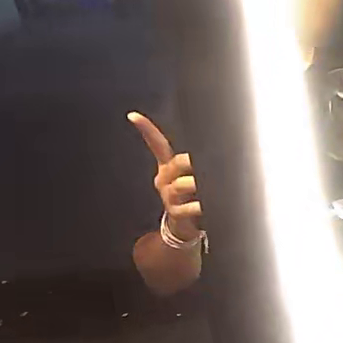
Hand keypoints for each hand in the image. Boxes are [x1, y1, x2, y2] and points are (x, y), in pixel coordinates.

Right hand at [129, 112, 200, 242]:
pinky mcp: (175, 213)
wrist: (184, 227)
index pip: (157, 145)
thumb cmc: (190, 197)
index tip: (133, 116)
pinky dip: (200, 206)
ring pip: (182, 185)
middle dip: (192, 164)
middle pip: (177, 163)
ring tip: (209, 188)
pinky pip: (190, 206)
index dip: (146, 130)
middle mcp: (164, 180)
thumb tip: (208, 145)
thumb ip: (192, 162)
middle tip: (207, 168)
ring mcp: (168, 197)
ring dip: (198, 185)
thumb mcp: (189, 176)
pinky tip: (206, 206)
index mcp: (168, 168)